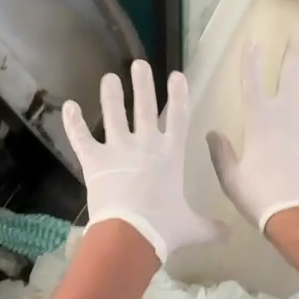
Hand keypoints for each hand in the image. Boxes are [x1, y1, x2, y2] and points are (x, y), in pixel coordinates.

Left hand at [62, 60, 220, 261]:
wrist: (131, 234)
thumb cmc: (164, 227)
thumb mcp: (192, 227)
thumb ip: (210, 227)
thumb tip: (229, 234)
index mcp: (171, 154)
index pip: (178, 116)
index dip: (178, 94)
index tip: (176, 75)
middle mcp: (146, 144)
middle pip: (144, 106)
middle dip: (142, 84)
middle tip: (139, 64)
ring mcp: (118, 148)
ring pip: (113, 114)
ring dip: (110, 94)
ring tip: (109, 77)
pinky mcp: (94, 159)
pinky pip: (81, 136)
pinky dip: (73, 122)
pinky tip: (69, 106)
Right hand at [206, 32, 298, 229]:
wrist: (295, 213)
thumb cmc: (258, 195)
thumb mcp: (230, 177)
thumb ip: (221, 153)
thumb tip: (211, 133)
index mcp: (259, 121)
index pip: (251, 84)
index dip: (251, 61)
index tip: (253, 40)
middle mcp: (287, 116)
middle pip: (291, 77)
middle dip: (295, 52)